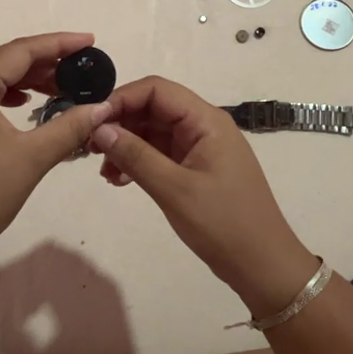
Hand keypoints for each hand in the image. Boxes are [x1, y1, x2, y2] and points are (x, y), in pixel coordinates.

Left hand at [0, 33, 115, 261]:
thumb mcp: (32, 158)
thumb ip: (70, 126)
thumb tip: (103, 108)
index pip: (19, 51)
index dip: (57, 44)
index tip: (89, 41)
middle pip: (2, 59)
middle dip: (43, 62)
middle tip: (80, 69)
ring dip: (24, 78)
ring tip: (60, 87)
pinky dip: (3, 93)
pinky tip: (26, 104)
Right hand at [90, 76, 317, 310]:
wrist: (262, 264)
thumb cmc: (223, 223)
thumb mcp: (173, 189)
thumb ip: (135, 155)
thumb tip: (100, 128)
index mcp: (206, 121)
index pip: (156, 89)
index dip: (121, 99)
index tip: (92, 122)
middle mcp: (203, 126)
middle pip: (153, 108)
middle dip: (120, 124)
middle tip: (91, 149)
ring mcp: (200, 148)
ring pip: (153, 132)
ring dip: (126, 145)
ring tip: (104, 172)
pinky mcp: (196, 169)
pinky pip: (160, 153)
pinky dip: (138, 162)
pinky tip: (120, 180)